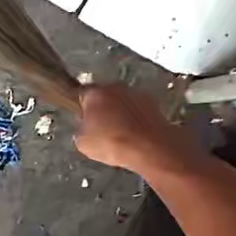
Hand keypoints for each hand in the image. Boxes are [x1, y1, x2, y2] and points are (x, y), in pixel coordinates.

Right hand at [74, 84, 194, 175]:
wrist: (149, 148)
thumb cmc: (111, 143)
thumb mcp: (82, 142)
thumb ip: (81, 130)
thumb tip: (86, 128)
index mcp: (95, 94)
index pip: (82, 95)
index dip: (82, 108)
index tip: (83, 120)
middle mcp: (116, 88)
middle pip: (105, 95)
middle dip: (102, 108)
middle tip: (100, 126)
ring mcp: (137, 94)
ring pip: (122, 101)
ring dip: (120, 111)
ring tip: (119, 131)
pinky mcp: (154, 103)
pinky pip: (138, 108)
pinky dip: (135, 117)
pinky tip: (133, 133)